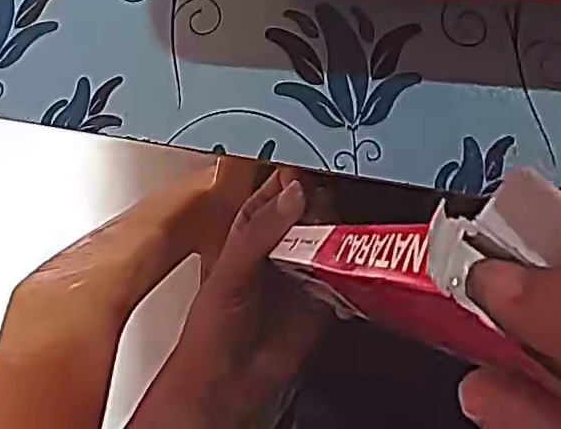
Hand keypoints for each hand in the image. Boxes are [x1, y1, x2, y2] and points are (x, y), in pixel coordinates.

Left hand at [129, 168, 329, 428]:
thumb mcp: (230, 270)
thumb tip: (294, 193)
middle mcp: (283, 240)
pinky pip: (344, 271)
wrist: (223, 388)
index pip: (282, 184)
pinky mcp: (324, 296)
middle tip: (322, 209)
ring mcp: (305, 267)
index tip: (308, 173)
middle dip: (322, 202)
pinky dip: (350, 265)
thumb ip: (262, 230)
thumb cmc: (210, 327)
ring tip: (333, 237)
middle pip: (313, 205)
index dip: (296, 175)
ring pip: (332, 233)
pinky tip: (346, 263)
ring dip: (337, 231)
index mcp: (255, 223)